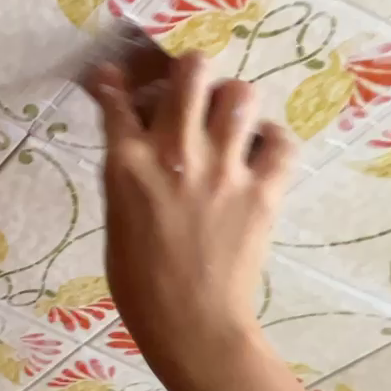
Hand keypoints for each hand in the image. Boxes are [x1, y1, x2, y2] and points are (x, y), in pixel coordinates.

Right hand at [90, 53, 296, 382]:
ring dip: (231, 99)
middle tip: (188, 85)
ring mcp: (223, 170)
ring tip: (227, 117)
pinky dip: (270, 140)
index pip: (116, 102)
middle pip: (191, 75)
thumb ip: (128, 172)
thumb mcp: (116, 215)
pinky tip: (258, 152)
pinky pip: (280, 142)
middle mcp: (174, 155)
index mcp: (126, 165)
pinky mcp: (263, 190)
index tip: (110, 74)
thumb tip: (139, 139)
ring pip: (240, 96)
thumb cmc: (137, 276)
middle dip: (188, 69)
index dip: (110, 82)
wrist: (189, 320)